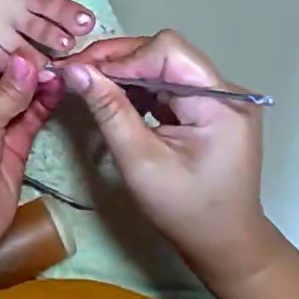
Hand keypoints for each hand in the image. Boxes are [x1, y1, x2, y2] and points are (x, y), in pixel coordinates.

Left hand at [0, 52, 63, 267]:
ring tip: (66, 58)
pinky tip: (63, 84)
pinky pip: (35, 112)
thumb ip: (6, 92)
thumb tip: (30, 58)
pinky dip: (48, 99)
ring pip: (22, 88)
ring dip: (41, 75)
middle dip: (25, 51)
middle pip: (1, 65)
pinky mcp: (17, 140)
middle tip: (57, 34)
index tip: (19, 8)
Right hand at [58, 31, 275, 283]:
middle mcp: (224, 90)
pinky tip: (114, 97)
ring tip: (90, 83)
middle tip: (77, 72)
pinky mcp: (205, 106)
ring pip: (162, 63)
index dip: (122, 57)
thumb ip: (109, 110)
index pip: (168, 51)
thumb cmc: (185, 211)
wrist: (225, 247)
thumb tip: (74, 69)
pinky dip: (137, 85)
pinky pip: (166, 81)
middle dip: (118, 59)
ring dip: (124, 70)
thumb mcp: (140, 161)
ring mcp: (216, 97)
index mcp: (220, 101)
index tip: (83, 72)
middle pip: (165, 51)